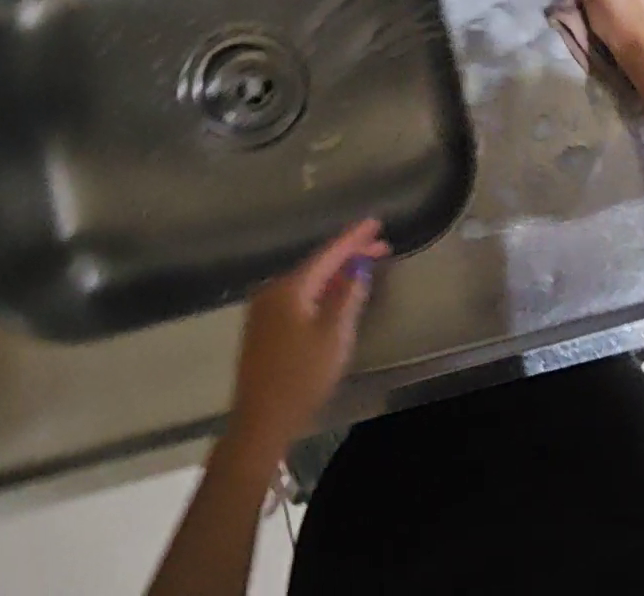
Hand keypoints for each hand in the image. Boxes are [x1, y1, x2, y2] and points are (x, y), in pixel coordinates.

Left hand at [228, 220, 390, 454]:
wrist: (261, 420)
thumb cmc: (301, 376)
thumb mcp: (334, 335)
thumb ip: (348, 296)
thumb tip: (358, 266)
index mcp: (289, 288)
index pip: (328, 254)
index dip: (354, 237)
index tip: (375, 222)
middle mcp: (273, 290)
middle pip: (317, 265)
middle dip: (349, 255)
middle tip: (382, 246)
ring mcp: (264, 310)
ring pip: (308, 282)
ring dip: (336, 273)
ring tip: (364, 264)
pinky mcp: (264, 328)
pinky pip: (298, 297)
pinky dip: (321, 290)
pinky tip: (336, 292)